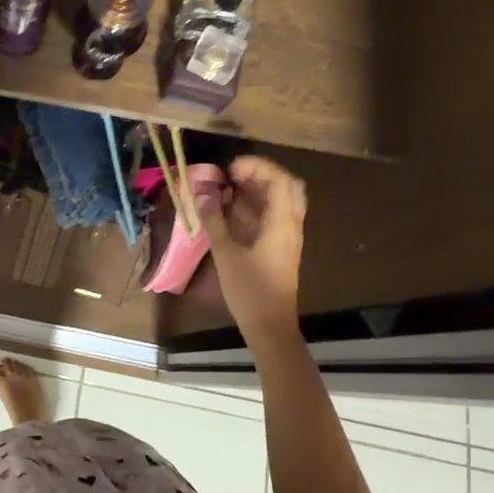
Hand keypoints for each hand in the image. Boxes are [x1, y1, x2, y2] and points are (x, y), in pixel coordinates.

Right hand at [197, 156, 307, 336]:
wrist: (270, 325)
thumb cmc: (249, 289)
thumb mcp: (226, 253)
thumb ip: (214, 221)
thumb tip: (202, 194)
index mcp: (282, 223)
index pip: (279, 180)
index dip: (256, 167)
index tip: (230, 167)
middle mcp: (291, 225)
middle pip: (287, 186)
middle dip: (262, 174)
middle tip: (235, 175)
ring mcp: (288, 237)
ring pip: (281, 201)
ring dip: (259, 189)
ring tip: (229, 188)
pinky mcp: (281, 247)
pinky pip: (274, 216)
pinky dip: (257, 206)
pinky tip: (233, 210)